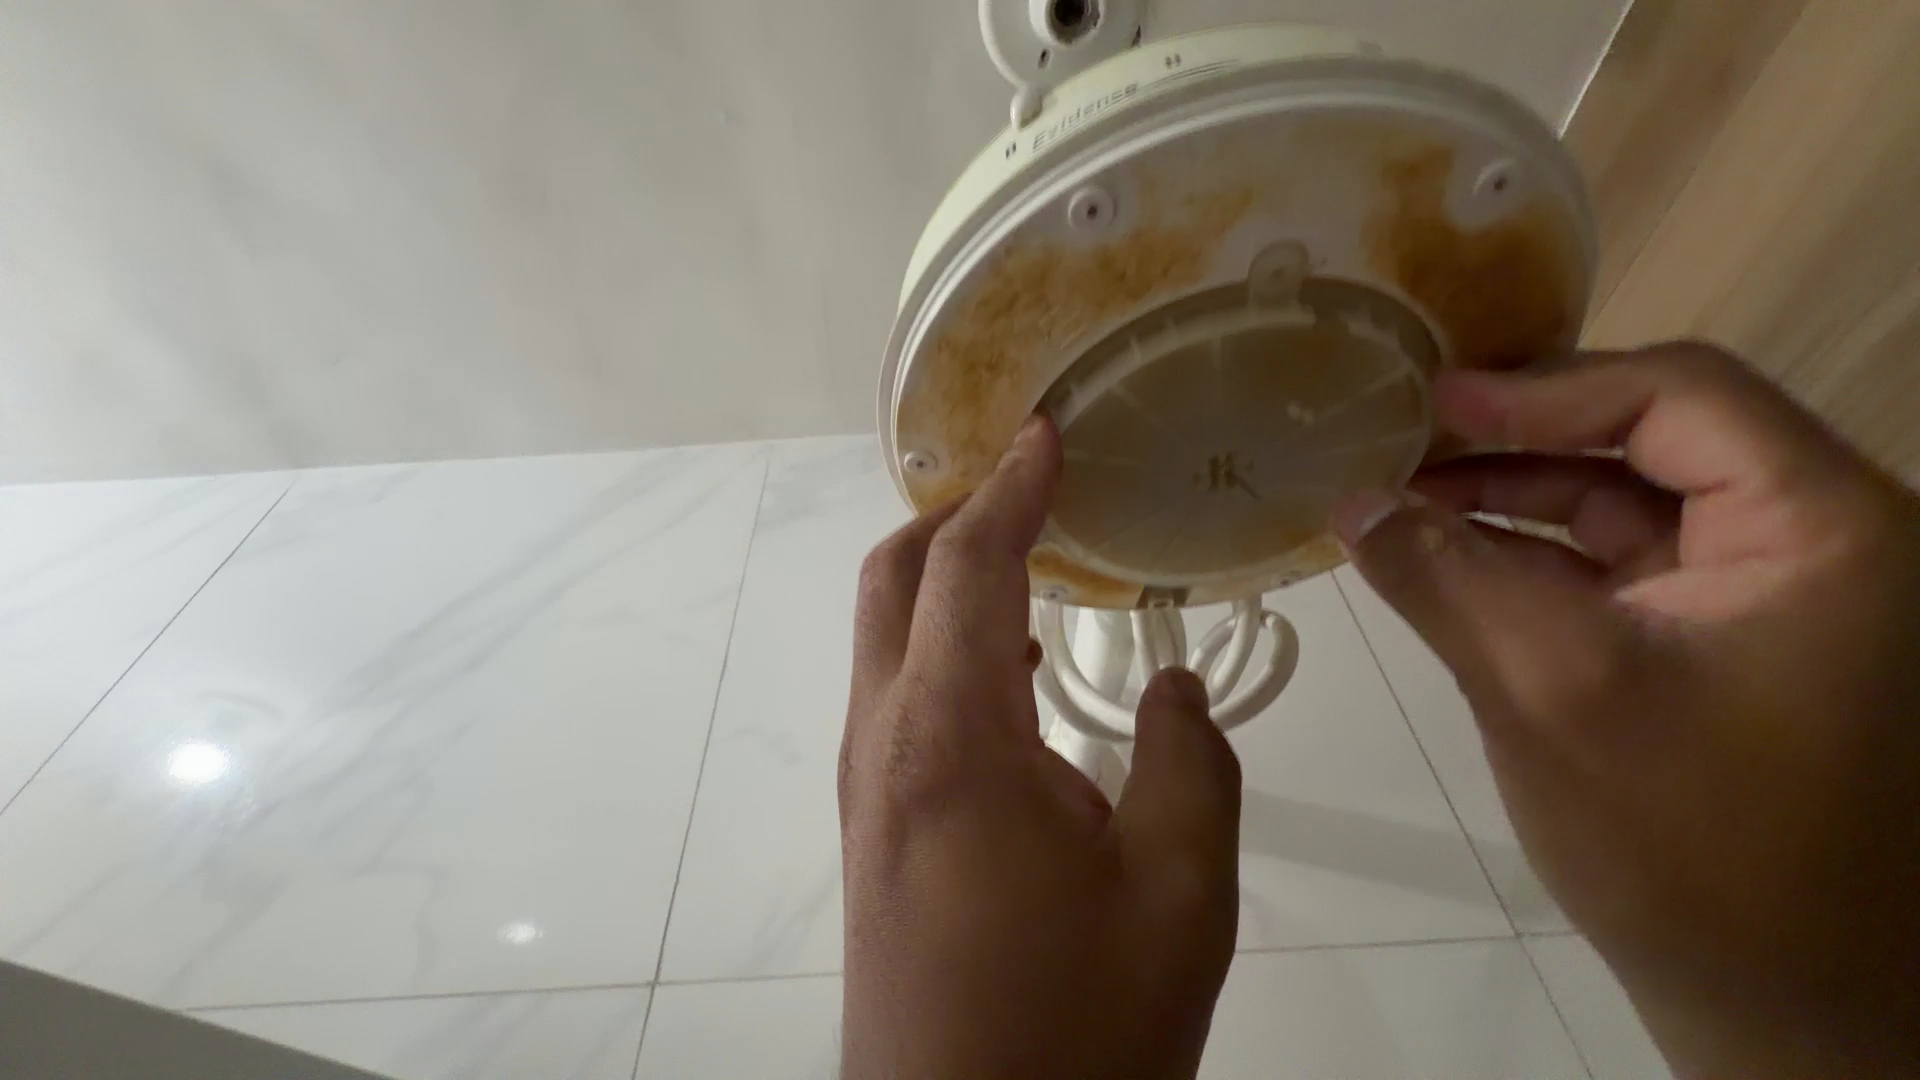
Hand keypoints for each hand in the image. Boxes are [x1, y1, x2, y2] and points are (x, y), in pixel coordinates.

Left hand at [839, 416, 1242, 1079]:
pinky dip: (944, 639)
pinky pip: (898, 687)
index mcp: (950, 734)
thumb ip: (1191, 764)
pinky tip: (1015, 665)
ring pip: (886, 630)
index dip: (1009, 488)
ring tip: (1028, 554)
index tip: (1045, 432)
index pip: (966, 565)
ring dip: (944, 574)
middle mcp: (884, 736)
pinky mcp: (871, 815)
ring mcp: (865, 777)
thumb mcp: (1177, 893)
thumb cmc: (1077, 1023)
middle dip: (952, 513)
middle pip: (892, 577)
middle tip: (1030, 486)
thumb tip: (1176, 686)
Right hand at [1332, 344, 1919, 1079]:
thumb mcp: (1546, 688)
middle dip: (1505, 441)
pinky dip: (1506, 554)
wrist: (1776, 1000)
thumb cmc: (1688, 841)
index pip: (1677, 398)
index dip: (1542, 391)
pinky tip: (1427, 554)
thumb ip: (1442, 579)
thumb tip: (1347, 502)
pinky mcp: (1691, 642)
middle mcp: (1797, 542)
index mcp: (1818, 529)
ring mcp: (1744, 595)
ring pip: (1604, 504)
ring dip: (1494, 497)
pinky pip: (1589, 568)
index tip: (1428, 403)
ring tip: (1390, 497)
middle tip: (1390, 444)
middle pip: (1638, 443)